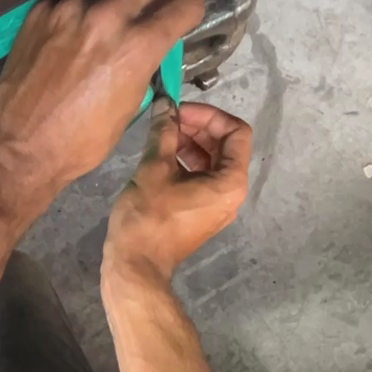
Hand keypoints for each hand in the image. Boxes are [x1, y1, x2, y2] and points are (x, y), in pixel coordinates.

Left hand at [0, 0, 204, 199]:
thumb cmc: (78, 143)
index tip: (186, 12)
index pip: (186, 3)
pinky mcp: (42, 10)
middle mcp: (108, 15)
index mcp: (138, 45)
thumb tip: (151, 45)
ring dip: (114, 2)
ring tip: (100, 33)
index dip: (191, 8)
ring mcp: (71, 7)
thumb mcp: (129, 108)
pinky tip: (69, 42)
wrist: (20, 150)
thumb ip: (145, 65)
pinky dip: (77, 15)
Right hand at [104, 101, 252, 283]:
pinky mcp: (199, 216)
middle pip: (225, 147)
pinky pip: (201, 181)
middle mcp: (231, 195)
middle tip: (168, 121)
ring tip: (160, 138)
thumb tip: (164, 105)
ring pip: (211, 164)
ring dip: (189, 145)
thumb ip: (163, 132)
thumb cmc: (147, 218)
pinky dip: (185, 165)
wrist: (135, 266)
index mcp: (231, 182)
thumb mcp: (154, 168)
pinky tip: (160, 159)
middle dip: (197, 129)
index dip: (209, 115)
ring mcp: (216, 208)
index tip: (179, 112)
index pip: (236, 132)